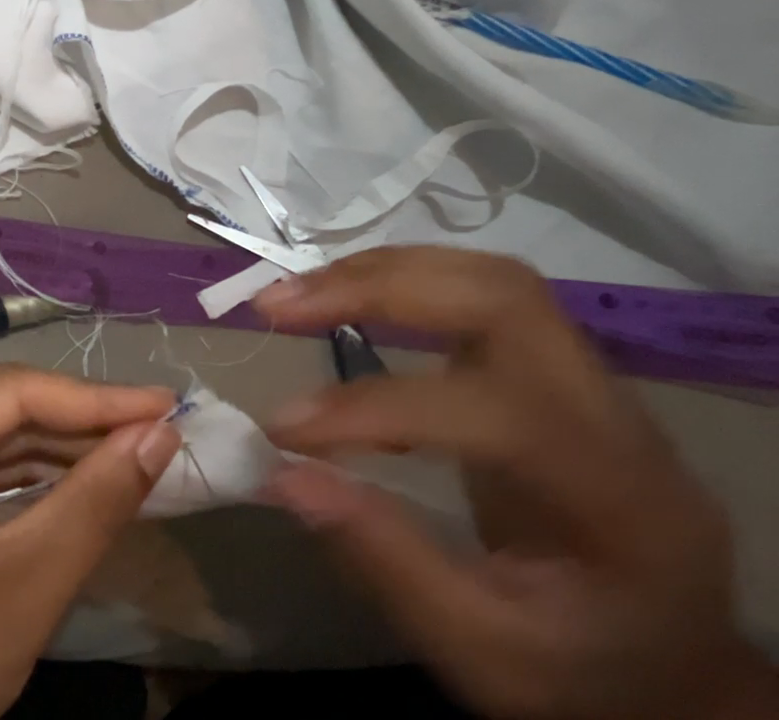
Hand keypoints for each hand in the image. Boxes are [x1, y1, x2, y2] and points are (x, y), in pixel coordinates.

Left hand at [0, 365, 181, 719]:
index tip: (169, 405)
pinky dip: (28, 477)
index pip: (10, 391)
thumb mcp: (28, 578)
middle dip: (80, 424)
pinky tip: (81, 484)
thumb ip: (97, 499)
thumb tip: (159, 433)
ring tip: (136, 457)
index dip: (95, 398)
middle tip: (161, 433)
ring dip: (60, 451)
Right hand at [255, 246, 778, 719]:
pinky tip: (337, 308)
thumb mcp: (483, 652)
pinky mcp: (550, 376)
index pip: (497, 412)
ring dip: (380, 275)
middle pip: (506, 302)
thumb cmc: (578, 669)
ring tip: (289, 297)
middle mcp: (618, 419)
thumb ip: (388, 561)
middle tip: (275, 309)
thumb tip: (284, 474)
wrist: (669, 667)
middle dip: (378, 289)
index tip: (283, 432)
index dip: (376, 408)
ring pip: (491, 282)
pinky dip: (395, 288)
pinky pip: (478, 299)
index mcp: (622, 498)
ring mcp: (591, 387)